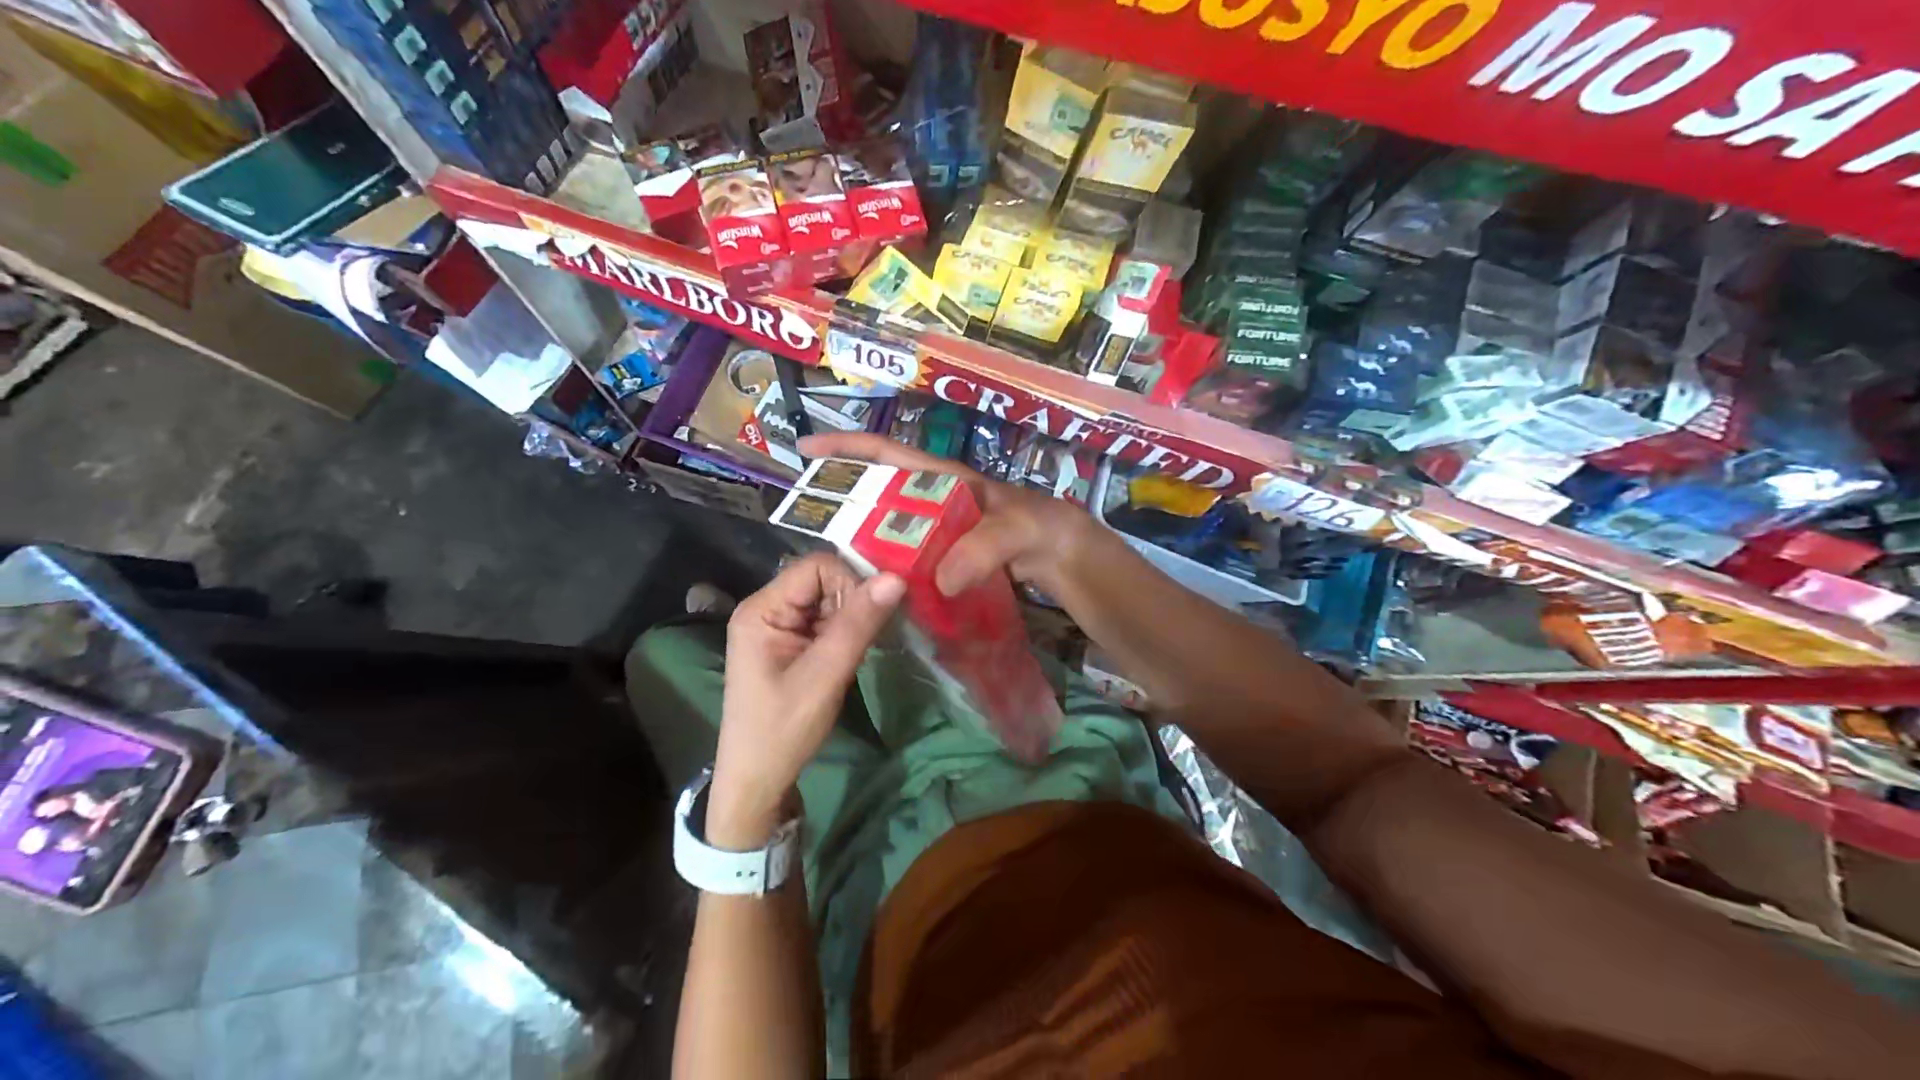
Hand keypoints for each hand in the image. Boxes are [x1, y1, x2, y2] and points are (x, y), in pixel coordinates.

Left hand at [709, 553, 905, 848]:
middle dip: (854, 601)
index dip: (850, 581)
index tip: (874, 613)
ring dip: (854, 618)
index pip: (816, 567)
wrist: (757, 782)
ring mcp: (779, 628)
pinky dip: (848, 632)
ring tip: (866, 647)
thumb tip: (896, 578)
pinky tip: (855, 654)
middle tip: (873, 634)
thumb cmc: (783, 729)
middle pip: (823, 581)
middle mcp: (767, 609)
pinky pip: (827, 622)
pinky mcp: (792, 645)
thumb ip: (857, 624)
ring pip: (829, 601)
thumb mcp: (824, 676)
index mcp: (762, 609)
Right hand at [796, 432, 1101, 595]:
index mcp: (945, 479)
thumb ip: (982, 548)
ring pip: (891, 531)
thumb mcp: (1019, 528)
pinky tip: (875, 587)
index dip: (849, 447)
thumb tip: (942, 580)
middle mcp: (935, 502)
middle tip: (810, 519)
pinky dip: (892, 570)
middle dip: (845, 499)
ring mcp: (940, 532)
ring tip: (831, 559)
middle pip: (880, 494)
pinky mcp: (947, 561)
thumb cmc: (1045, 527)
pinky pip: (909, 561)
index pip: (890, 454)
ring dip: (864, 540)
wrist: (1068, 558)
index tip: (808, 448)